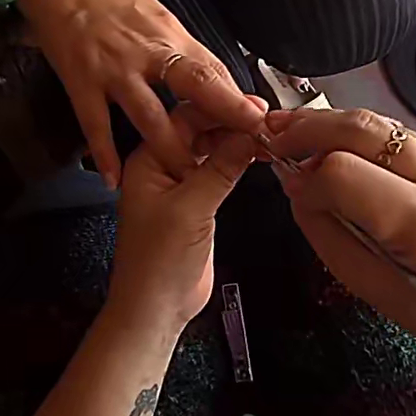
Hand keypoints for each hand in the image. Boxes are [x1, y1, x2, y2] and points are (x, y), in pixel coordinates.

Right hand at [19, 0, 267, 188]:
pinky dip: (105, 156)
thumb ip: (174, 43)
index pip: (214, 69)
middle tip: (246, 151)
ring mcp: (114, 70)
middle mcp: (148, 52)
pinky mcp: (82, 83)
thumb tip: (201, 72)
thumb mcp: (151, 8)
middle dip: (226, 121)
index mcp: (169, 32)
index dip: (237, 99)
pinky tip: (114, 179)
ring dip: (172, 151)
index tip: (257, 123)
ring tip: (187, 176)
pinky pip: (96, 126)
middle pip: (198, 89)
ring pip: (151, 118)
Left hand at [109, 107, 260, 327]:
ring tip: (267, 134)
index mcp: (147, 160)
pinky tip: (255, 156)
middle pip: (198, 130)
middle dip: (230, 122)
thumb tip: (247, 136)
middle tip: (266, 119)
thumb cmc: (156, 264)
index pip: (183, 119)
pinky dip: (236, 162)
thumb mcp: (190, 210)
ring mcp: (179, 184)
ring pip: (209, 149)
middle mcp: (161, 166)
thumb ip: (219, 169)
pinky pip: (217, 170)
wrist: (156, 307)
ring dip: (236, 141)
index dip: (218, 109)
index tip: (252, 107)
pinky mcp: (195, 201)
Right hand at [265, 108, 415, 399]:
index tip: (290, 188)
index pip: (343, 173)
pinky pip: (390, 132)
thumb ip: (320, 224)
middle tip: (273, 136)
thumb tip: (293, 180)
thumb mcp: (360, 279)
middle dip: (307, 129)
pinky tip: (329, 143)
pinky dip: (352, 134)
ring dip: (326, 124)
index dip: (305, 177)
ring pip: (373, 121)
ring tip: (292, 132)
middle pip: (359, 129)